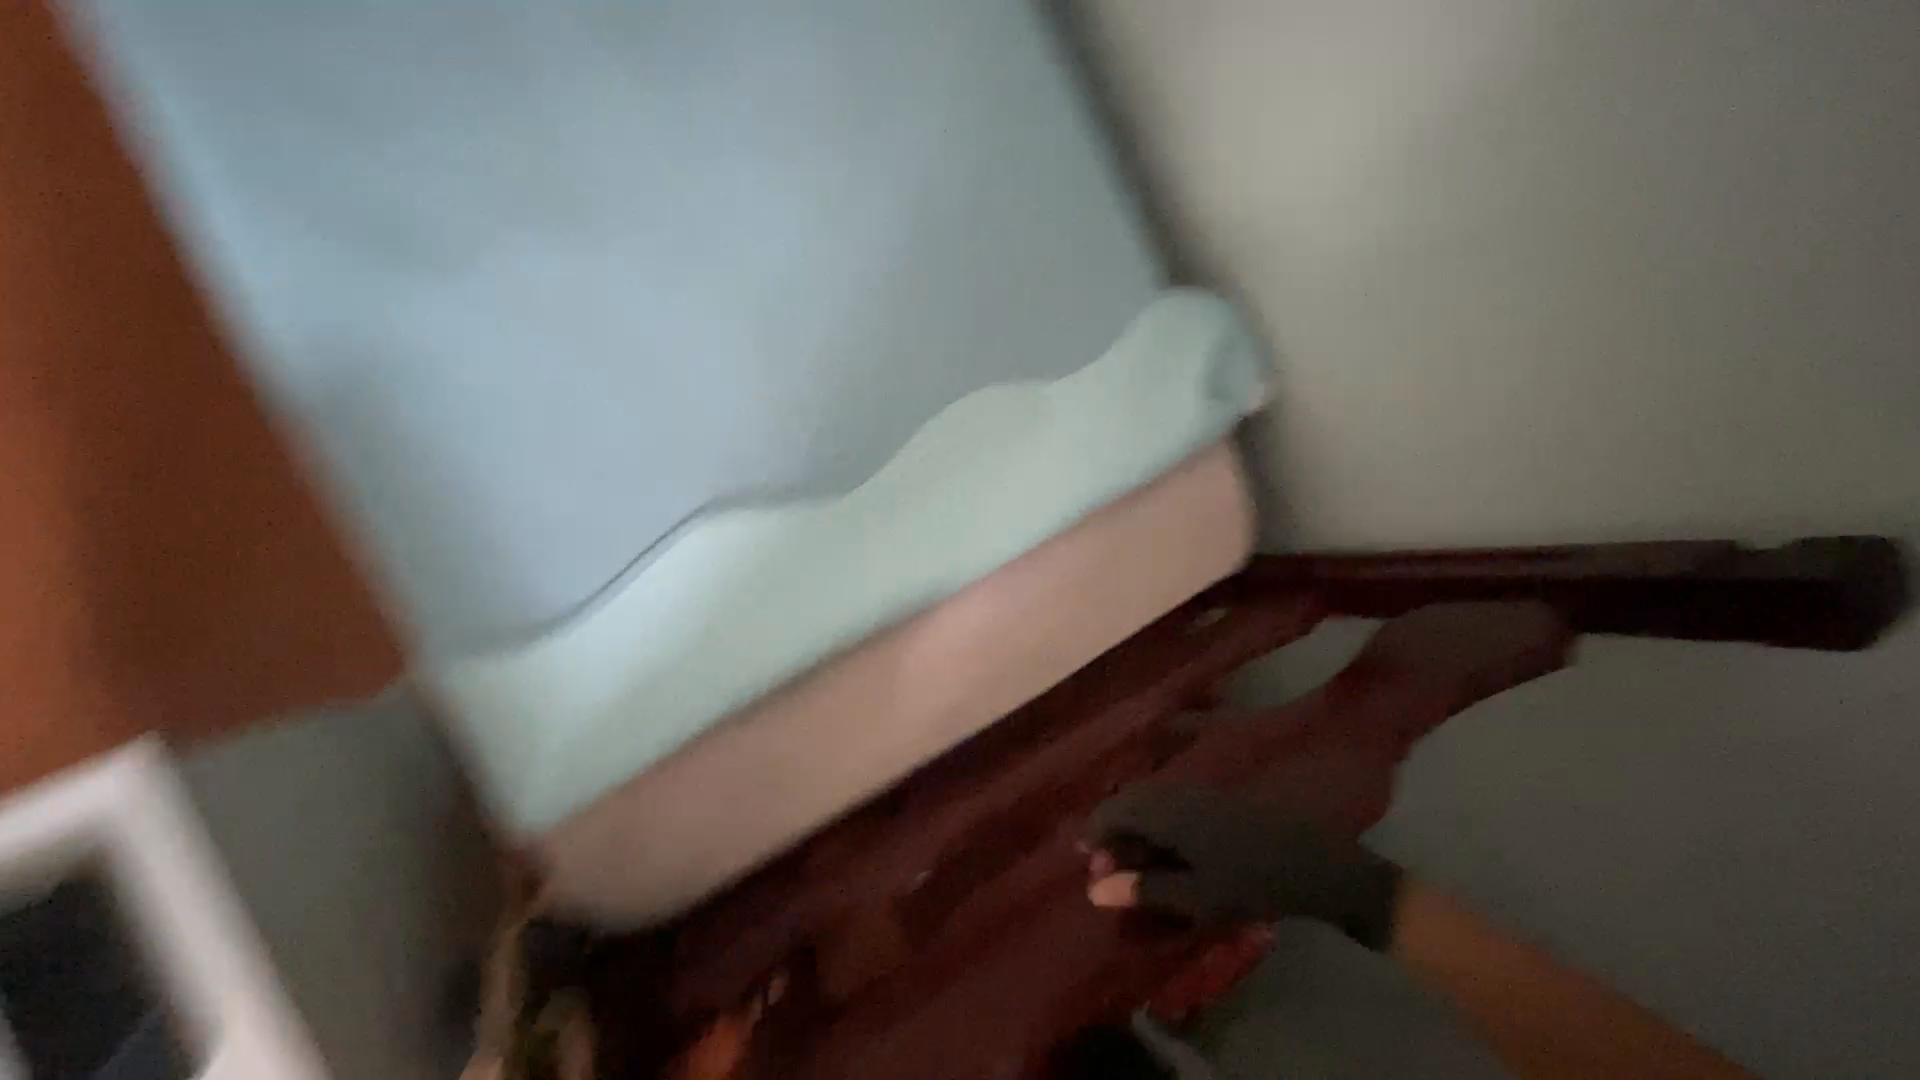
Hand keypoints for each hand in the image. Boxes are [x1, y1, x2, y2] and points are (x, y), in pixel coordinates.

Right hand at [1083, 784, 1404, 949]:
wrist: (1320, 866)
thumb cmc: (1254, 883)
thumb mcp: (1196, 897)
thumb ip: (1144, 889)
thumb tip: (1094, 890)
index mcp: (1169, 811)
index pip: (1115, 810)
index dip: (1095, 832)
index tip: (1085, 859)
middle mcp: (1180, 793)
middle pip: (1132, 801)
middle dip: (1114, 831)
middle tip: (1108, 867)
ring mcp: (1202, 793)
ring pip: (1153, 802)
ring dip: (1137, 829)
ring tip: (1136, 864)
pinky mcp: (1221, 801)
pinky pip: (1174, 805)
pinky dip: (1159, 826)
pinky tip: (1169, 853)